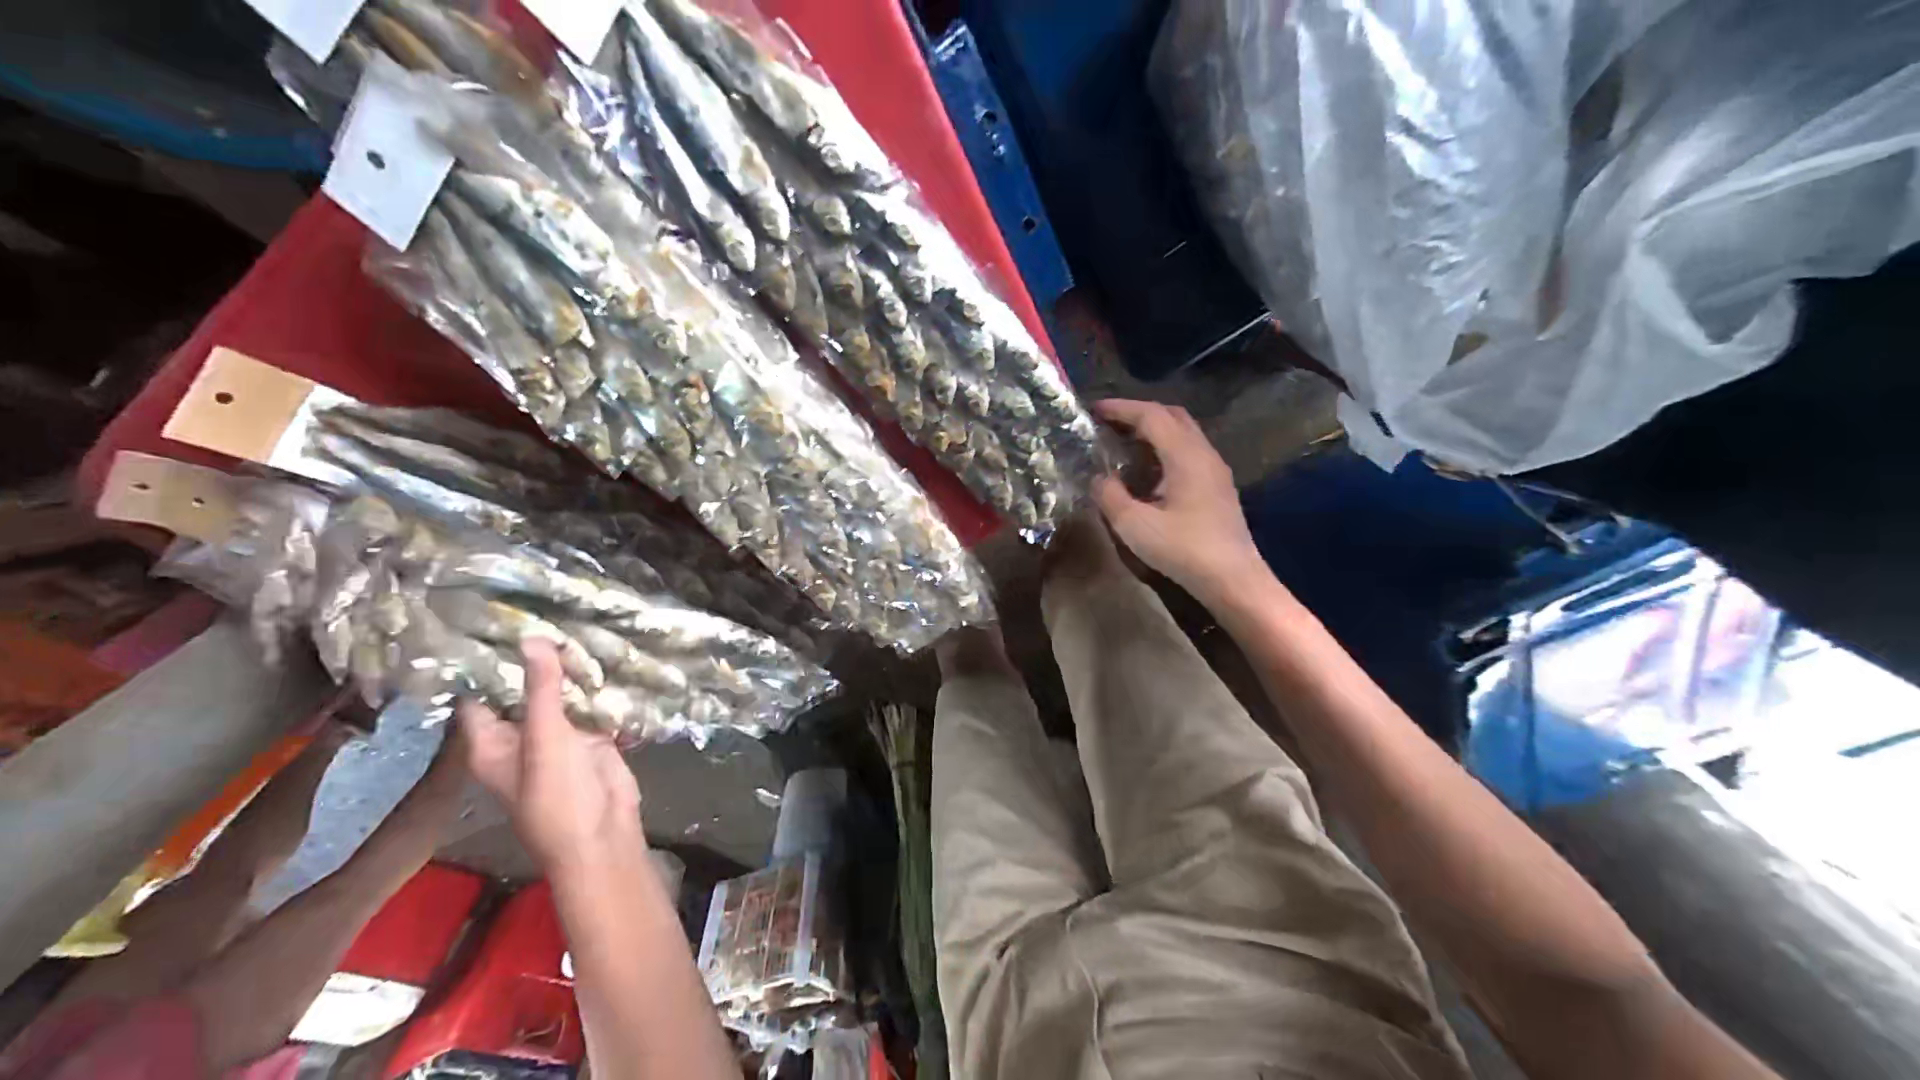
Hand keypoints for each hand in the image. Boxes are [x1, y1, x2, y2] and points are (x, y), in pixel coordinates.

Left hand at [458, 640, 643, 877]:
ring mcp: (559, 737)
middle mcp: (522, 735)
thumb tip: (533, 638)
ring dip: (573, 670)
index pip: (481, 694)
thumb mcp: (545, 739)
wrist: (603, 835)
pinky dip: (601, 686)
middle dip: (539, 658)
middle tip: (552, 612)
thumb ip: (542, 689)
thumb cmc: (557, 797)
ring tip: (582, 624)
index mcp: (492, 741)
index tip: (502, 621)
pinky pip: (593, 705)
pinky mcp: (592, 738)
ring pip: (562, 695)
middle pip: (525, 689)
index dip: (488, 661)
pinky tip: (611, 655)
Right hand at [1093, 399, 1265, 602]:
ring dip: (1153, 429)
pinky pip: (1189, 451)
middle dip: (1139, 413)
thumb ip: (1110, 496)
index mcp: (1185, 455)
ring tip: (1124, 441)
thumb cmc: (1184, 550)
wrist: (1233, 579)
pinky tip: (1148, 469)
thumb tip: (1099, 478)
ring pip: (1183, 433)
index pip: (1151, 415)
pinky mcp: (1217, 487)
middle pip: (1172, 416)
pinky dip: (1164, 447)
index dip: (1121, 408)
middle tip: (1109, 422)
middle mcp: (1204, 454)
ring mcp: (1215, 469)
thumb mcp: (1134, 526)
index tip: (1094, 409)